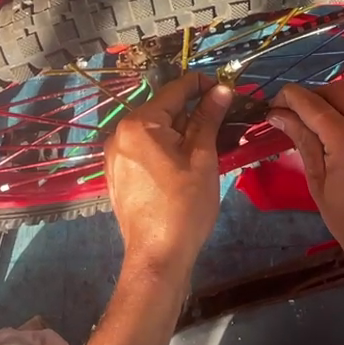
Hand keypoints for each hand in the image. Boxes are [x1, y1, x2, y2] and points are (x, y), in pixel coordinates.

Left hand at [103, 71, 232, 274]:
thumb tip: (222, 90)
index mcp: (139, 123)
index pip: (175, 90)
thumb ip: (208, 118)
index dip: (203, 85)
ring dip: (182, 132)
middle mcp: (120, 132)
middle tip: (223, 122)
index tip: (226, 90)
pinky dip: (167, 148)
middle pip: (164, 110)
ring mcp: (116, 155)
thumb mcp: (202, 157)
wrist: (158, 259)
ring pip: (155, 131)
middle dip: (194, 113)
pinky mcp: (119, 174)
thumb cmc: (183, 206)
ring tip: (209, 144)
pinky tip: (186, 163)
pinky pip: (145, 149)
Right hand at [267, 81, 343, 288]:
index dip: (288, 98)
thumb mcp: (320, 187)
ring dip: (337, 108)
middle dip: (314, 96)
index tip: (273, 107)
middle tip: (297, 116)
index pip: (311, 102)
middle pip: (338, 90)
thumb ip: (303, 143)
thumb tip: (279, 115)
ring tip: (322, 133)